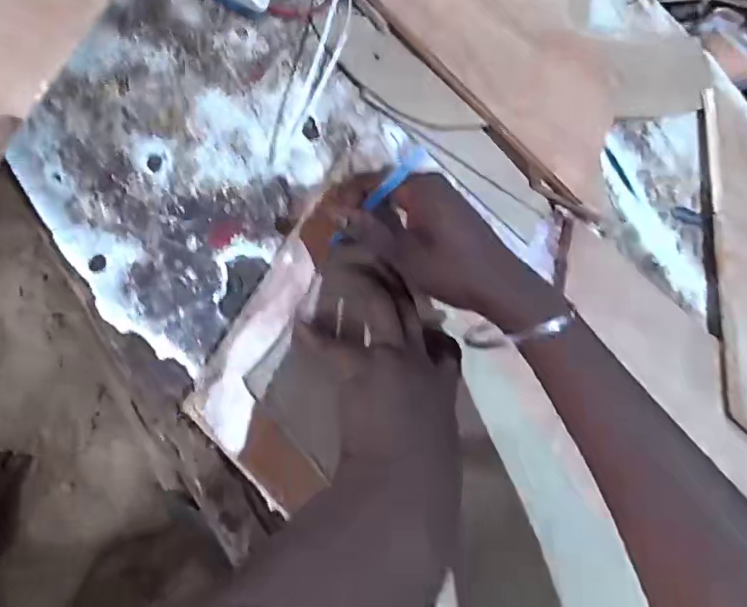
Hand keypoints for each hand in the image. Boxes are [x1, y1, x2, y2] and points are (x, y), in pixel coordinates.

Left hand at [297, 256, 460, 473]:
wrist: (405, 491)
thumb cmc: (426, 484)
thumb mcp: (438, 447)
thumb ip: (427, 422)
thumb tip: (416, 425)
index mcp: (445, 389)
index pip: (444, 348)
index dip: (430, 326)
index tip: (416, 311)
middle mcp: (423, 365)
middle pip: (412, 310)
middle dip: (395, 280)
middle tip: (379, 255)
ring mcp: (393, 360)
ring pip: (381, 305)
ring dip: (364, 282)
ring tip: (345, 262)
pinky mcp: (363, 367)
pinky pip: (333, 344)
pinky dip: (315, 335)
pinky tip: (300, 323)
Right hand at [323, 173, 562, 326]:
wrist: (505, 288)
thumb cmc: (452, 270)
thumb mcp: (404, 253)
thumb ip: (368, 228)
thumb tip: (335, 210)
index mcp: (420, 185)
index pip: (372, 179)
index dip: (349, 196)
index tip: (333, 218)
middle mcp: (432, 182)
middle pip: (386, 184)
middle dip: (362, 203)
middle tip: (344, 226)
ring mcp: (444, 194)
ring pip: (400, 195)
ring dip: (379, 211)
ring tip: (361, 233)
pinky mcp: (452, 209)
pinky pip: (415, 203)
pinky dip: (398, 215)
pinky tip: (389, 236)